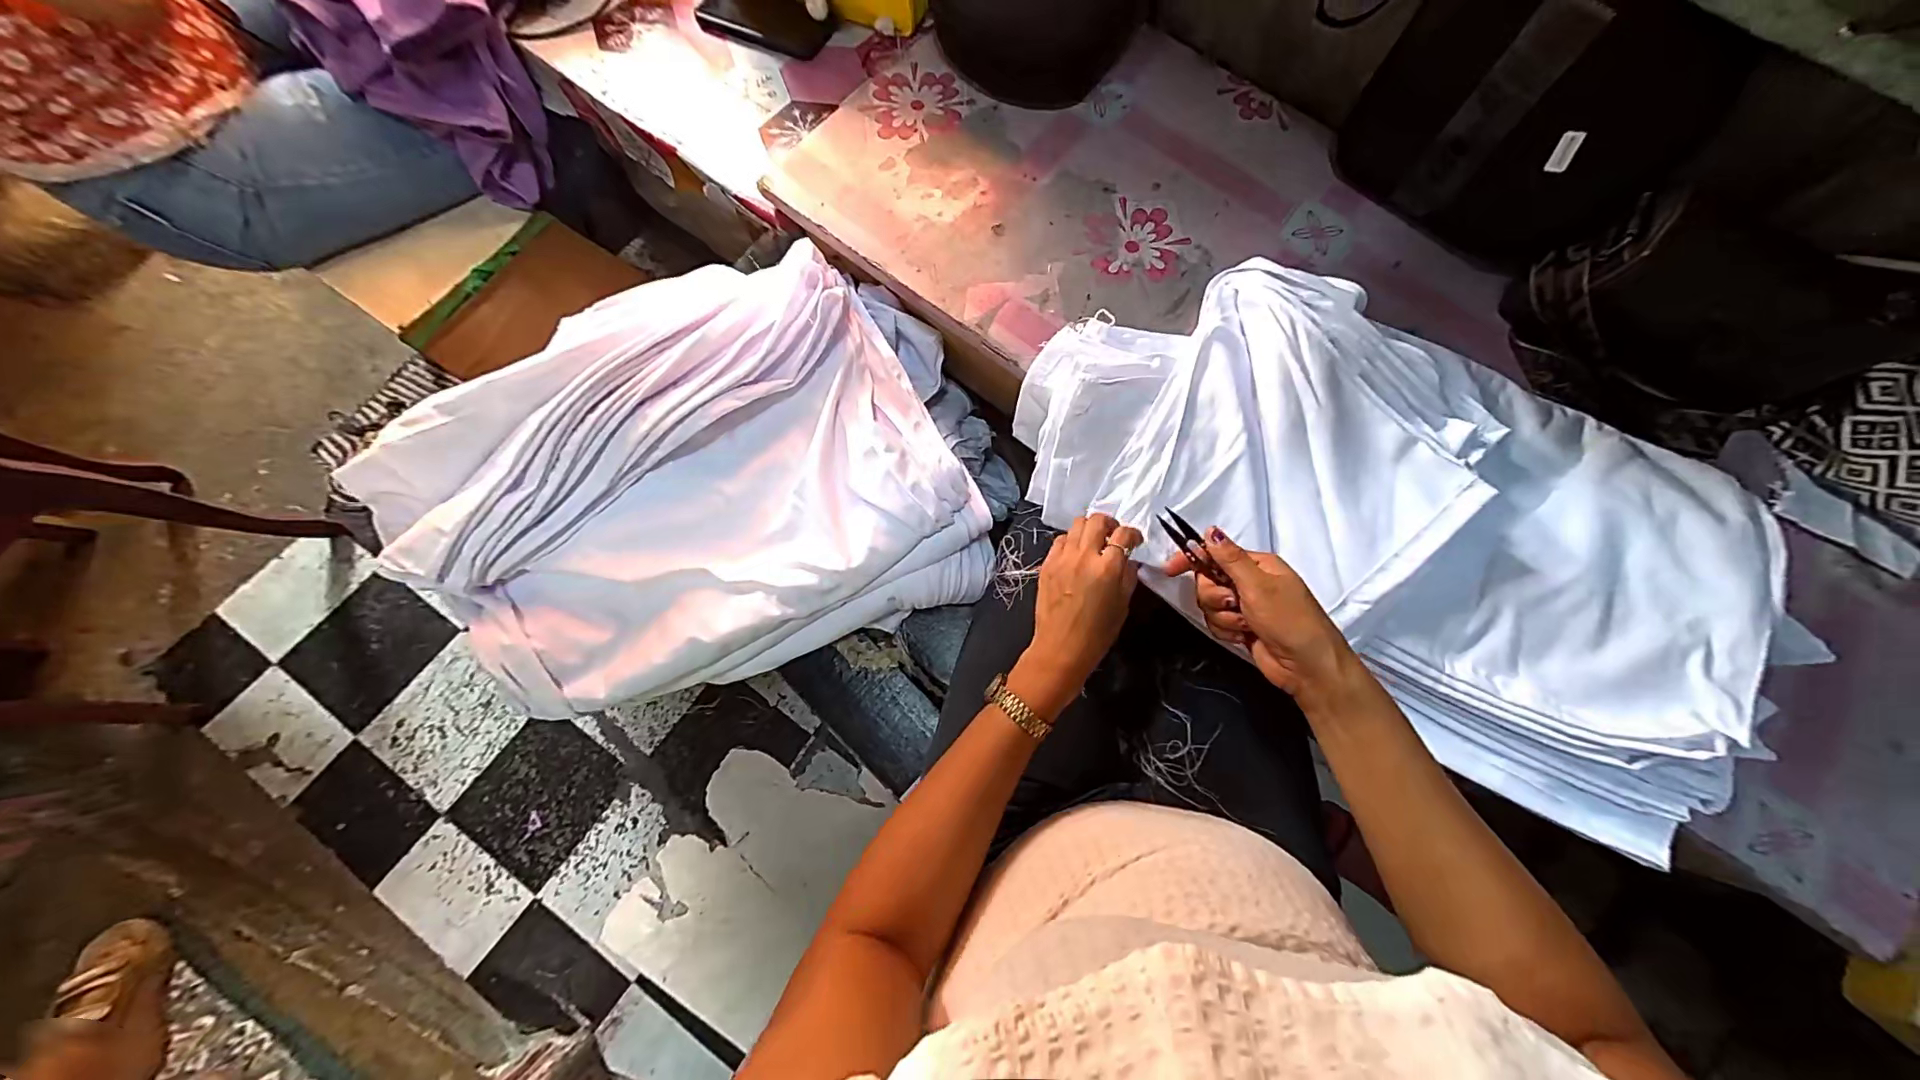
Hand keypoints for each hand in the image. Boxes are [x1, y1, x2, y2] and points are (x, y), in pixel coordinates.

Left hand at [1016, 514, 1141, 711]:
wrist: (1061, 647)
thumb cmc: (1097, 633)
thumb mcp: (1123, 605)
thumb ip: (1128, 577)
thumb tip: (1129, 560)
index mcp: (1108, 568)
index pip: (1123, 534)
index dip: (1132, 534)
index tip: (1134, 541)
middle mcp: (1084, 556)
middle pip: (1097, 520)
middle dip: (1109, 524)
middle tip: (1112, 536)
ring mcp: (1062, 558)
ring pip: (1076, 525)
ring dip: (1089, 529)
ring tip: (1093, 543)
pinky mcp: (1046, 564)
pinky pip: (1060, 540)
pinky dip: (1070, 541)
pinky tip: (1075, 554)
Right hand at [1163, 527, 1360, 709]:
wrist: (1307, 666)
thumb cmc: (1289, 620)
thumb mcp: (1258, 585)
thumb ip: (1230, 559)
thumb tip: (1210, 530)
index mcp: (1257, 565)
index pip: (1215, 554)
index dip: (1191, 559)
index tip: (1170, 570)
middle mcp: (1249, 582)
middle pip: (1207, 581)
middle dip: (1215, 597)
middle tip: (1234, 604)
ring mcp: (1245, 605)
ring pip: (1209, 605)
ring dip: (1223, 617)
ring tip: (1245, 625)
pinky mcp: (1240, 627)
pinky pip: (1216, 623)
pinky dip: (1227, 630)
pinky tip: (1244, 636)